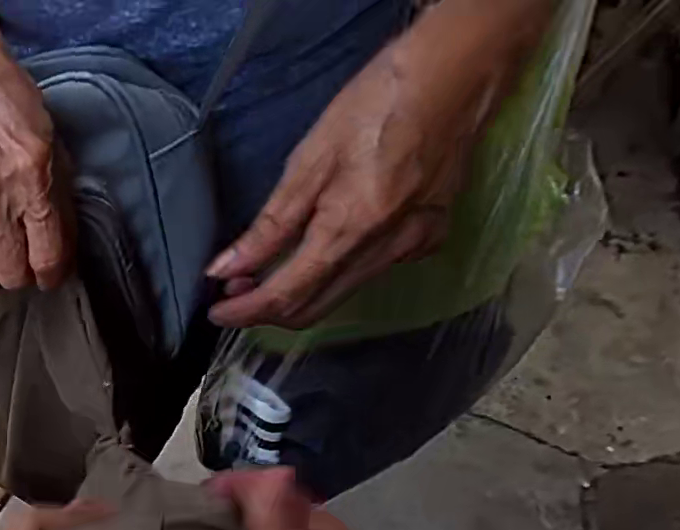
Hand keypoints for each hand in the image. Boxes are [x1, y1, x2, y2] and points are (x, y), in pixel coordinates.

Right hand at [0, 37, 72, 294]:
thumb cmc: (10, 112)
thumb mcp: (51, 148)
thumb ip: (57, 201)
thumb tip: (62, 250)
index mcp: (32, 181)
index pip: (46, 257)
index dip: (52, 276)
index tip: (51, 276)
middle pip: (13, 275)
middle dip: (23, 275)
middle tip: (23, 262)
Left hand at [207, 0, 549, 328]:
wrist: (462, 66)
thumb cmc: (380, 102)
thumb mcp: (308, 162)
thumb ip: (266, 227)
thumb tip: (225, 270)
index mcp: (353, 228)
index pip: (286, 296)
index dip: (245, 312)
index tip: (217, 313)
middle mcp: (387, 249)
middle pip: (311, 309)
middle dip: (265, 310)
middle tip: (233, 292)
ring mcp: (413, 247)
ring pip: (336, 298)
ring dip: (293, 296)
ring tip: (259, 275)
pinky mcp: (427, 238)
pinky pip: (364, 276)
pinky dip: (327, 278)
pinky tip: (308, 258)